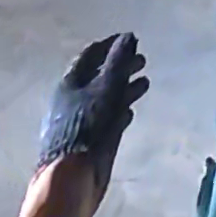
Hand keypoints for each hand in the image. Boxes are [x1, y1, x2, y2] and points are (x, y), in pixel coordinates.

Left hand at [36, 33, 148, 213]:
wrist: (71, 180)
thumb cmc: (86, 128)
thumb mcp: (105, 89)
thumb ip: (118, 62)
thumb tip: (128, 36)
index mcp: (71, 82)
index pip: (92, 53)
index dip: (111, 44)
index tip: (131, 40)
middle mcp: (74, 98)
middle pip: (100, 74)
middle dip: (122, 65)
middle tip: (142, 61)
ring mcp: (81, 120)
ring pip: (105, 96)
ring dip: (125, 87)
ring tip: (145, 83)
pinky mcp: (89, 139)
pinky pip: (106, 117)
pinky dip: (120, 109)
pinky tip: (130, 111)